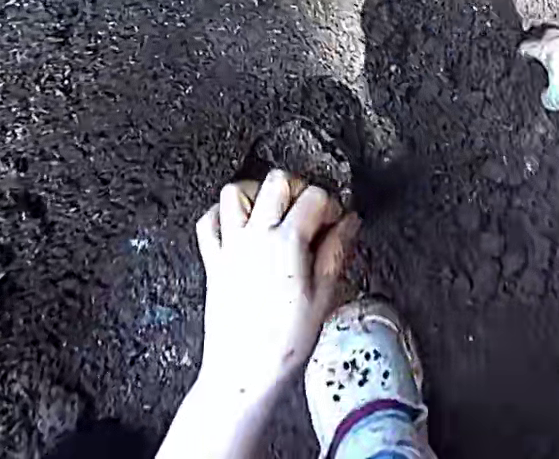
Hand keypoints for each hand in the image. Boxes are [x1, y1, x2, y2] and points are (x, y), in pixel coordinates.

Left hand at [191, 169, 360, 409]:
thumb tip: (350, 222)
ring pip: (235, 191)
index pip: (314, 196)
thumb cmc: (282, 345)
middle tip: (307, 211)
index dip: (331, 204)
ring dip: (256, 194)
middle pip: (276, 180)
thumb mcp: (323, 298)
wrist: (241, 377)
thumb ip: (336, 251)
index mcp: (286, 243)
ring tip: (273, 212)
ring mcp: (230, 246)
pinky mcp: (212, 261)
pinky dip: (221, 216)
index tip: (336, 221)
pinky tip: (240, 226)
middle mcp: (256, 237)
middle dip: (298, 187)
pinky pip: (207, 221)